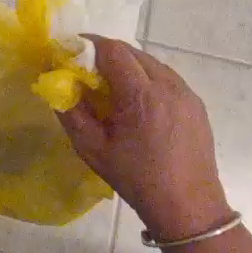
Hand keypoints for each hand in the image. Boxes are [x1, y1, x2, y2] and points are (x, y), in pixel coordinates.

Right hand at [57, 37, 232, 241]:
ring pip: (149, 62)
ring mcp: (187, 94)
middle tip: (84, 71)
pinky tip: (134, 101)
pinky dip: (144, 77)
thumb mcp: (91, 147)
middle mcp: (168, 87)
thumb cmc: (136, 178)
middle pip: (131, 51)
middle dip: (104, 53)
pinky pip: (164, 77)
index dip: (87, 45)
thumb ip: (70, 110)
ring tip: (109, 86)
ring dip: (125, 64)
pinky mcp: (196, 104)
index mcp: (142, 96)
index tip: (68, 53)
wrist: (188, 208)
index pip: (112, 50)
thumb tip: (56, 83)